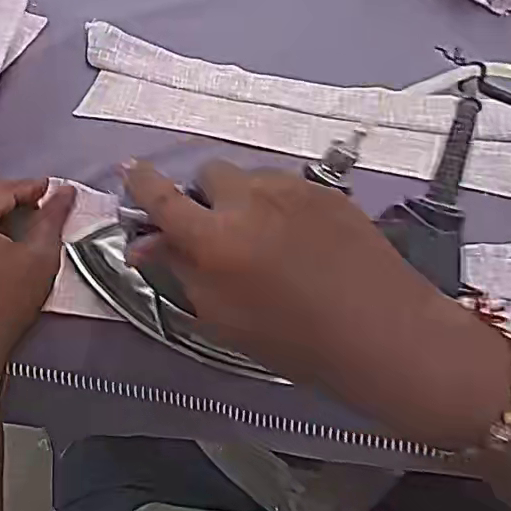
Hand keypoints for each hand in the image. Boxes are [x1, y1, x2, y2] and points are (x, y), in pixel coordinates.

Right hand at [123, 160, 510, 444]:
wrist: (379, 330)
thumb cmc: (293, 340)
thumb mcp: (222, 317)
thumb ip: (180, 271)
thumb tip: (147, 243)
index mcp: (215, 238)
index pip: (163, 198)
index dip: (142, 183)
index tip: (131, 170)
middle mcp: (249, 200)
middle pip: (210, 173)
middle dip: (207, 196)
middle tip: (222, 230)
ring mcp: (292, 189)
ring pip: (252, 178)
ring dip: (247, 200)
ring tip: (269, 238)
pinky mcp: (326, 190)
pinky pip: (288, 186)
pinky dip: (282, 205)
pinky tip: (303, 239)